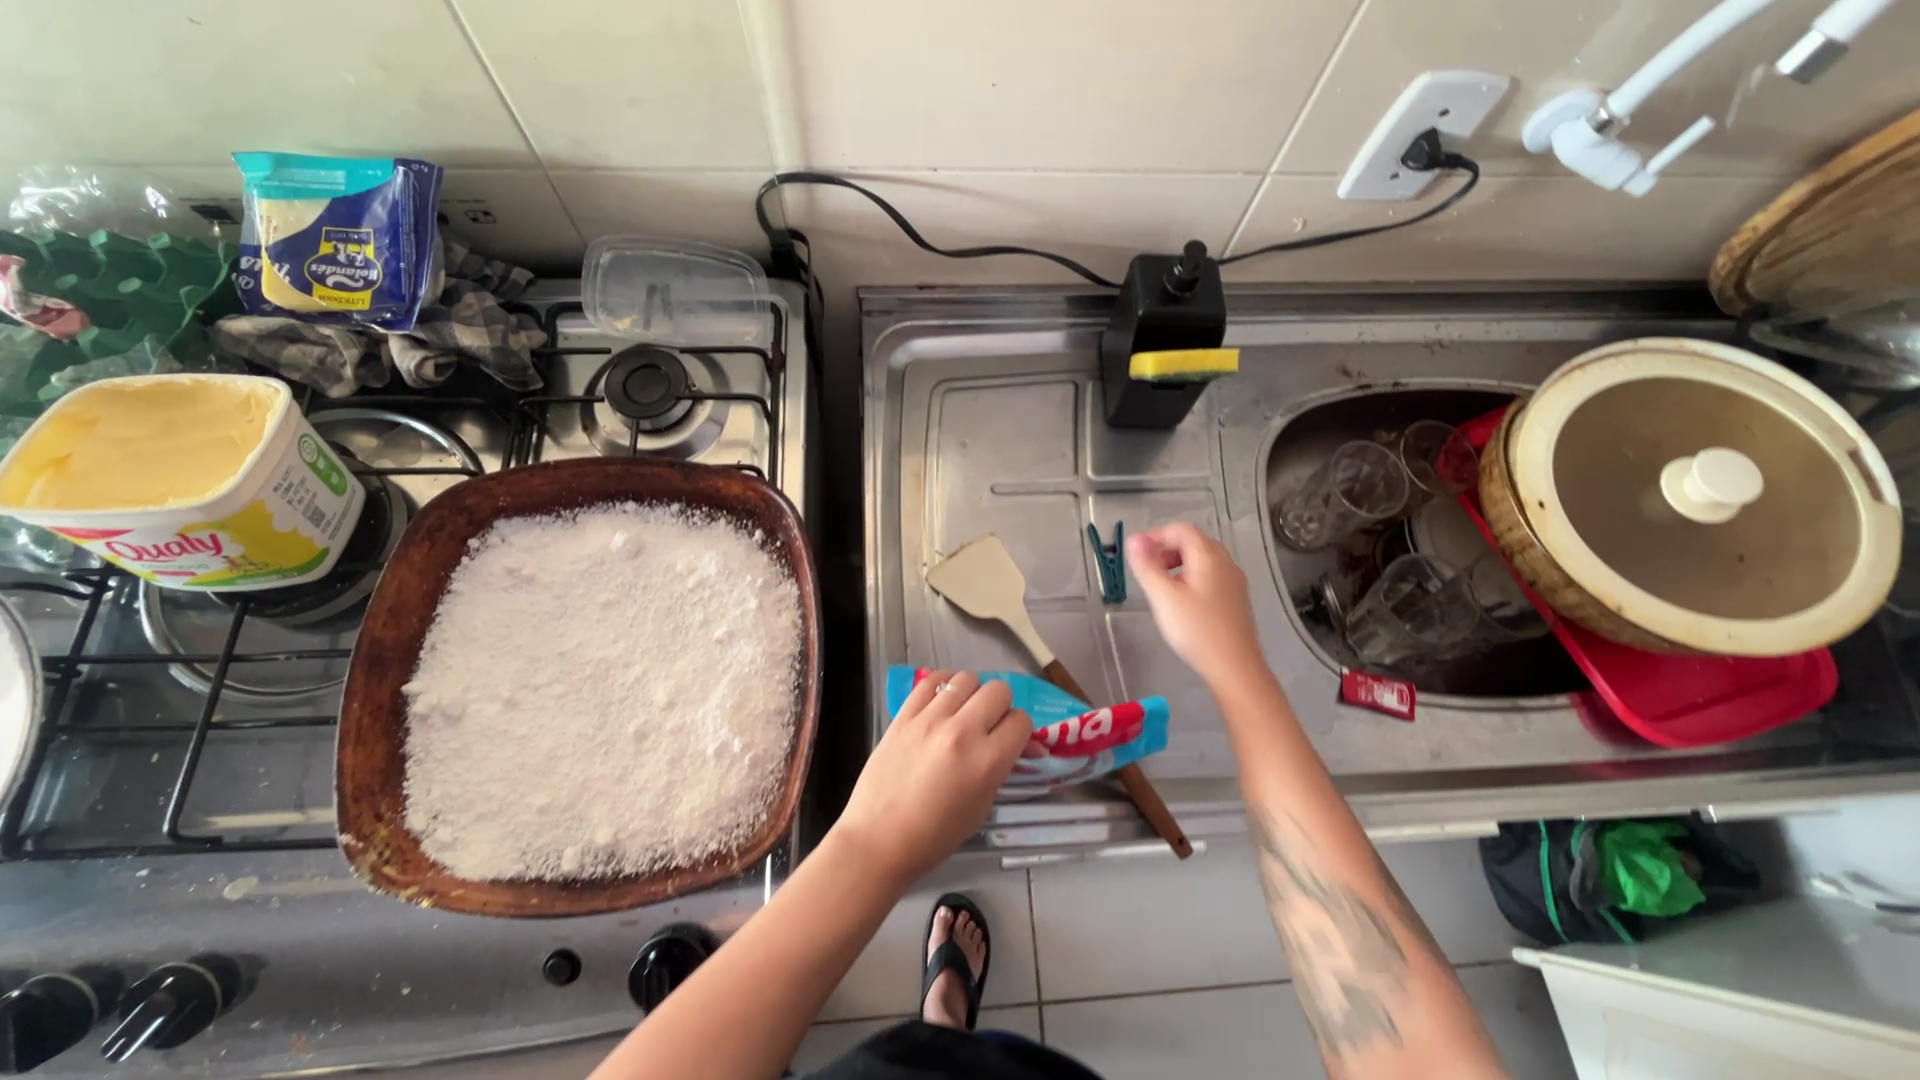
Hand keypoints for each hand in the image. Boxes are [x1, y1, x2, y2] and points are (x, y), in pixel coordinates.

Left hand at [831, 670, 1029, 883]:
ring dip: (971, 693)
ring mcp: (929, 720)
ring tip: (962, 712)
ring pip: (966, 678)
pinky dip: (941, 687)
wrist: (879, 840)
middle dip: (1000, 706)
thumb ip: (999, 768)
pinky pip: (930, 682)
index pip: (1021, 720)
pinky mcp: (903, 717)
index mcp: (987, 761)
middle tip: (988, 725)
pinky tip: (940, 703)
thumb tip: (1013, 746)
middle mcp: (962, 732)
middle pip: (998, 690)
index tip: (1009, 741)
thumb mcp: (981, 806)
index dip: (1019, 731)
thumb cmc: (935, 835)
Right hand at [1126, 523, 1264, 688]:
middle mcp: (1226, 564)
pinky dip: (1192, 577)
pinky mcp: (1236, 600)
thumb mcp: (1164, 598)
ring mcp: (1234, 582)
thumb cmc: (1196, 631)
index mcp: (1209, 558)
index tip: (1137, 552)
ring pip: (1204, 560)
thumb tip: (1133, 539)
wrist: (1235, 667)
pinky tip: (1183, 601)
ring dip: (1179, 563)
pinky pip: (1212, 576)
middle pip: (1195, 542)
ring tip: (1162, 586)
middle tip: (1148, 568)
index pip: (1182, 530)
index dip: (1157, 535)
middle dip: (1168, 548)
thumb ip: (1147, 566)